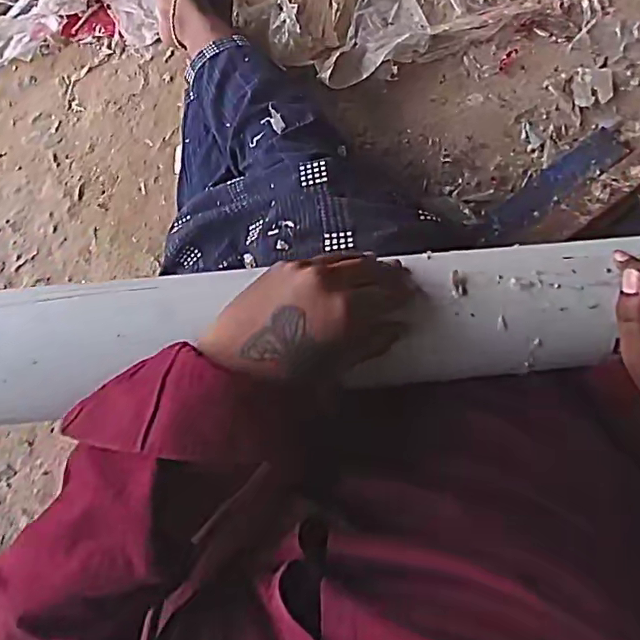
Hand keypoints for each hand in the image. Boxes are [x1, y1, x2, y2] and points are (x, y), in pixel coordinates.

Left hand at [198, 253, 419, 381]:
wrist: (229, 368)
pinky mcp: (283, 266)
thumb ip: (369, 345)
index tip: (411, 298)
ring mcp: (303, 269)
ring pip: (346, 258)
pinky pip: (321, 258)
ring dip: (365, 264)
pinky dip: (338, 262)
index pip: (388, 295)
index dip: (403, 297)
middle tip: (402, 281)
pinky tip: (341, 269)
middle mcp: (327, 282)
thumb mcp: (335, 370)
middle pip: (371, 269)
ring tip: (377, 269)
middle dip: (390, 275)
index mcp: (346, 311)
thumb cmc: (281, 382)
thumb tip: (392, 330)